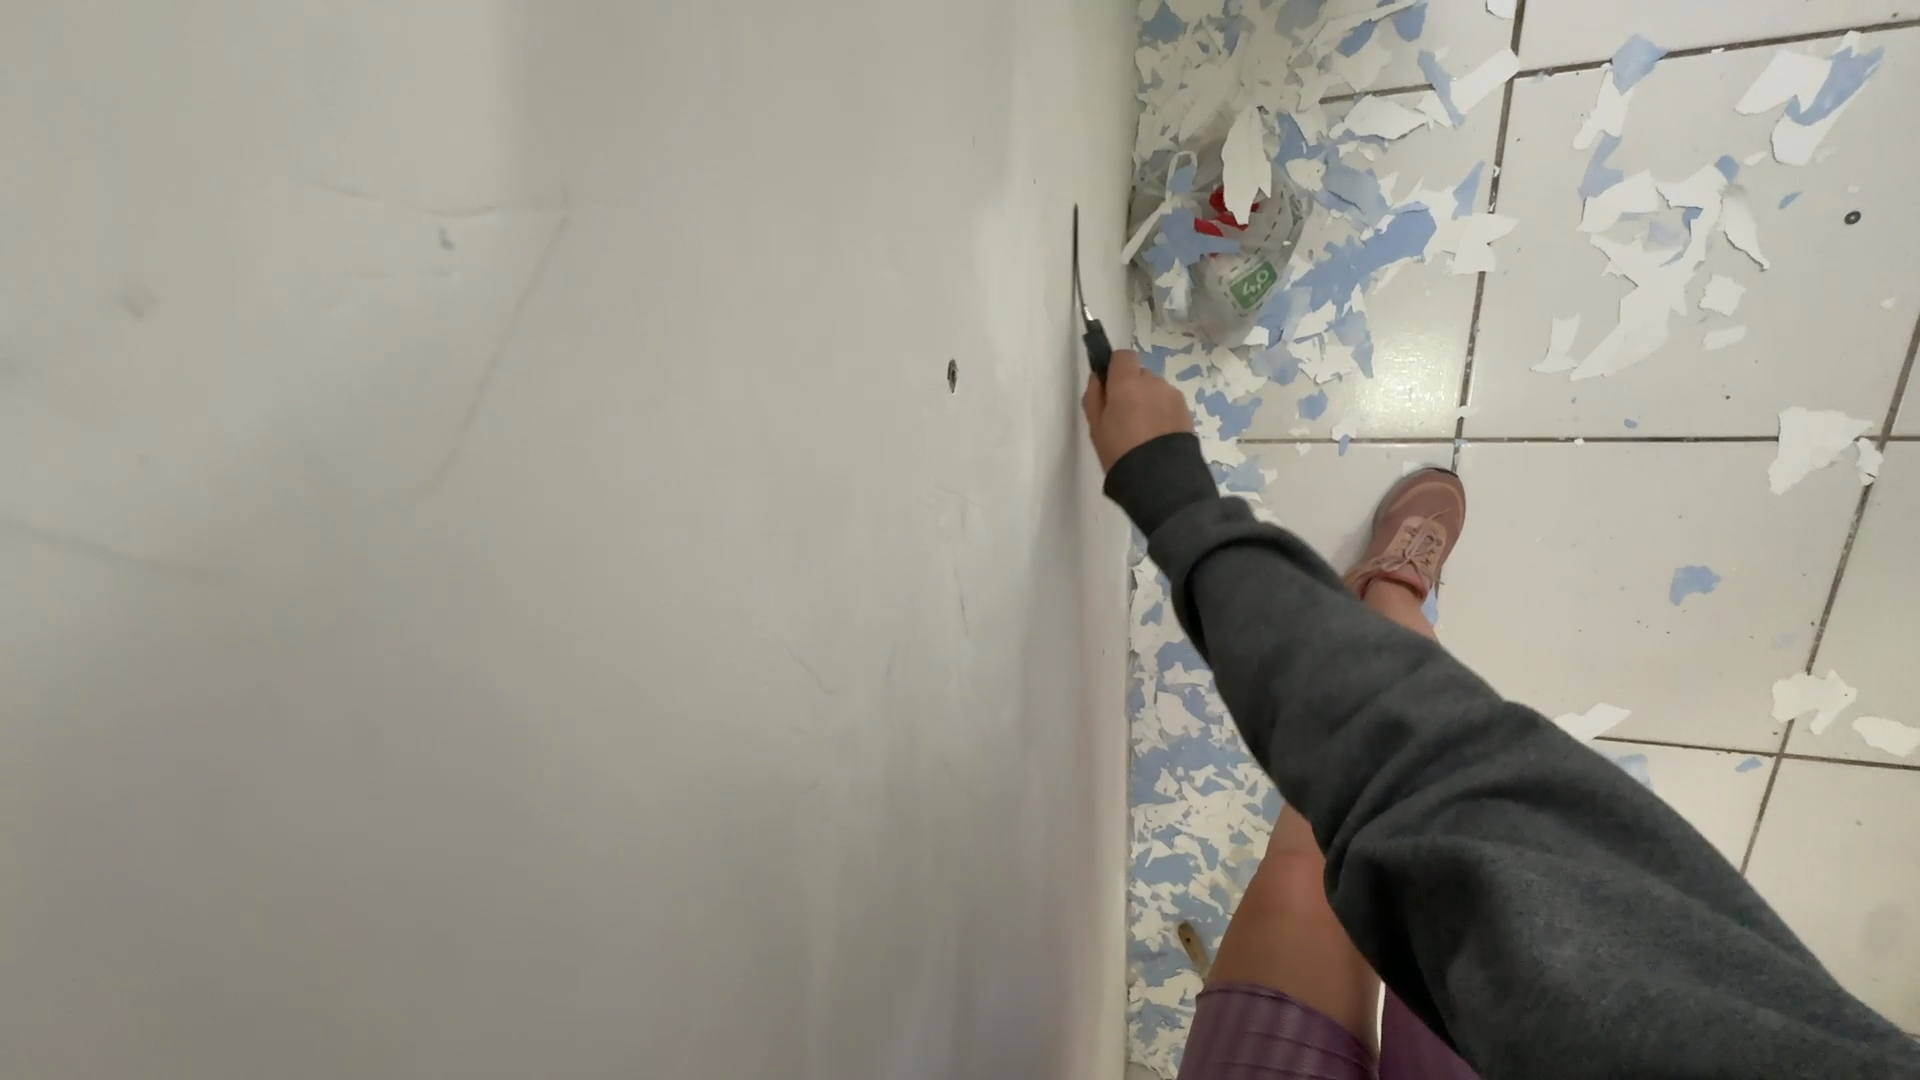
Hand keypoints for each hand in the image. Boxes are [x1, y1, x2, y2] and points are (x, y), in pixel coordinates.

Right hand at [1082, 350, 1194, 472]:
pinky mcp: (1186, 411)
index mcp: (1127, 383)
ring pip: (1156, 390)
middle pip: (1140, 374)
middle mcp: (1152, 382)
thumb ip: (1094, 396)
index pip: (1123, 356)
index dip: (1115, 368)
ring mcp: (1173, 396)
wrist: (1160, 477)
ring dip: (1149, 402)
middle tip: (1125, 417)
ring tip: (1143, 432)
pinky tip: (1157, 437)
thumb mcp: (1095, 427)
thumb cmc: (1120, 451)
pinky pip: (1169, 404)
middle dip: (1132, 388)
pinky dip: (1162, 414)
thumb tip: (1098, 378)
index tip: (1110, 387)